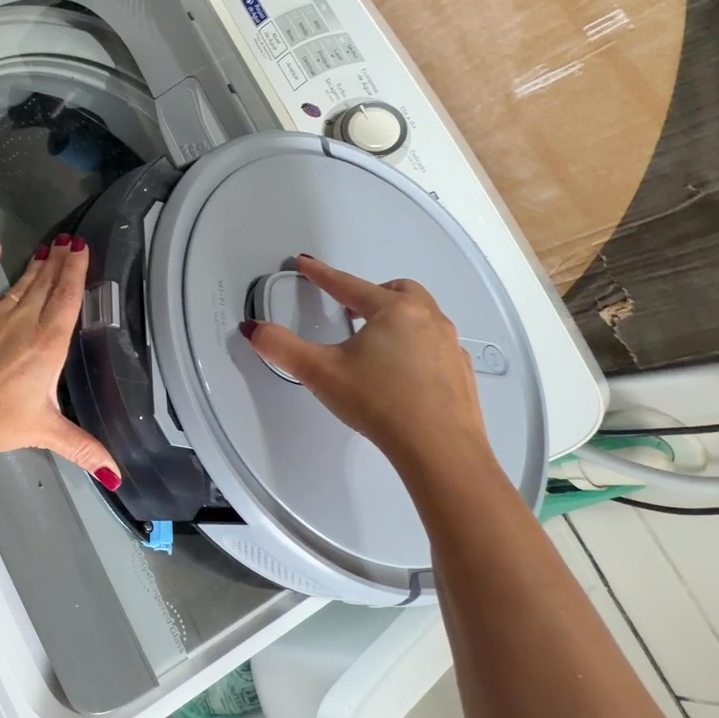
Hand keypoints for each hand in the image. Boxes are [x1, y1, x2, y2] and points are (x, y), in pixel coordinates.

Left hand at [0, 235, 122, 488]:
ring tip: (49, 245)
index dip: (76, 272)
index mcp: (48, 344)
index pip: (67, 299)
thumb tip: (117, 475)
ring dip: (35, 264)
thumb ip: (84, 447)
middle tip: (70, 239)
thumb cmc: (0, 422)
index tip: (82, 249)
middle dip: (60, 261)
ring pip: (21, 284)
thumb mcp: (47, 431)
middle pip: (47, 285)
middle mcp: (24, 324)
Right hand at [246, 256, 489, 471]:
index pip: (348, 285)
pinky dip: (417, 345)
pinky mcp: (462, 375)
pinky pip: (437, 345)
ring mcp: (451, 348)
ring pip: (423, 316)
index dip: (322, 274)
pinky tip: (401, 369)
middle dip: (371, 293)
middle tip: (349, 307)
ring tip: (374, 339)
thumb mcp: (318, 371)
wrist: (439, 451)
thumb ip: (280, 346)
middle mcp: (429, 321)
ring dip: (396, 318)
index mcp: (394, 311)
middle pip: (398, 291)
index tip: (307, 265)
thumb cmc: (381, 403)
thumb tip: (256, 330)